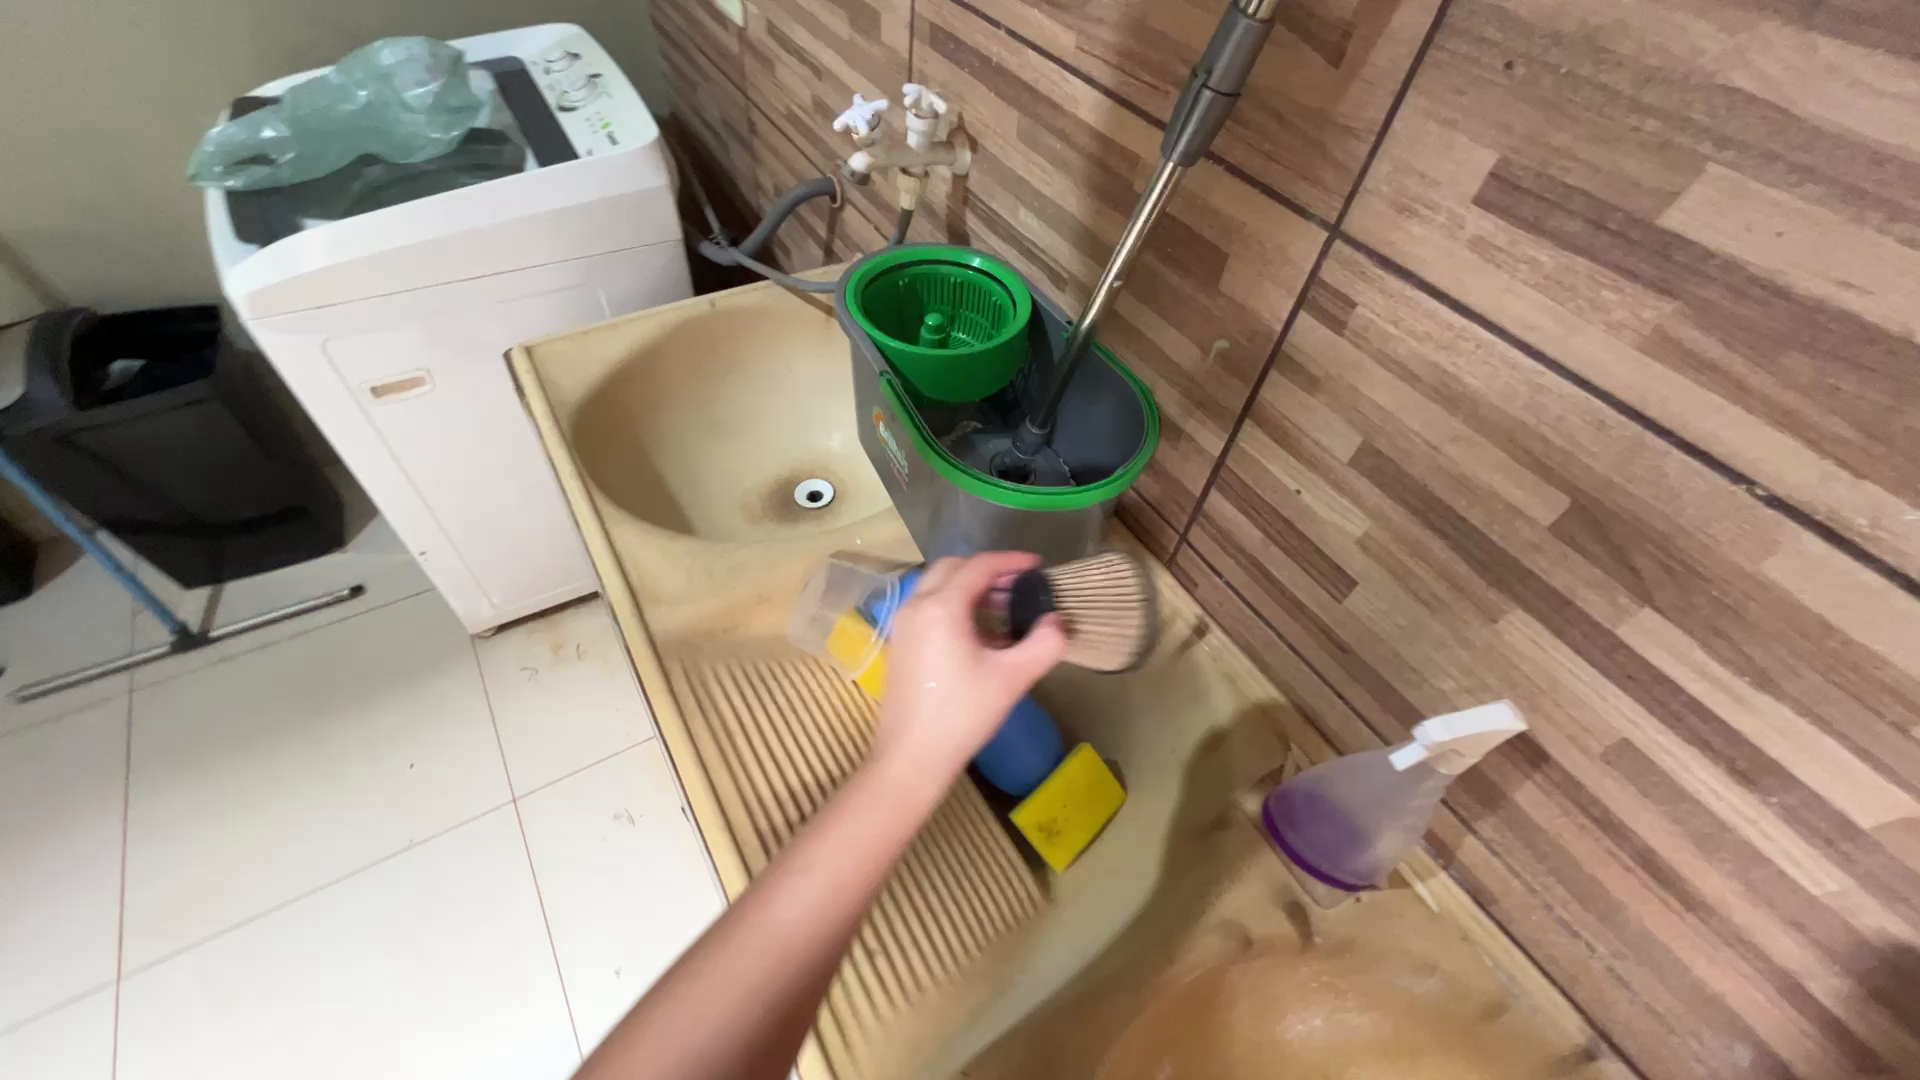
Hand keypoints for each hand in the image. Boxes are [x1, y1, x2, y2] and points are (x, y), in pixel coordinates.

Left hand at [870, 552, 1068, 782]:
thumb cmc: (963, 715)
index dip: (1011, 561)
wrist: (911, 757)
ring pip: (936, 586)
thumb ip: (1044, 644)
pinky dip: (953, 604)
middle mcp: (916, 606)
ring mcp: (903, 625)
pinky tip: (977, 635)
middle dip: (987, 570)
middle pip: (953, 568)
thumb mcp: (1013, 679)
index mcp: (942, 607)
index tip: (1037, 566)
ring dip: (969, 587)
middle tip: (1019, 586)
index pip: (979, 566)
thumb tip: (1058, 622)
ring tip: (1002, 609)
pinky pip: (927, 606)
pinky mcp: (899, 644)